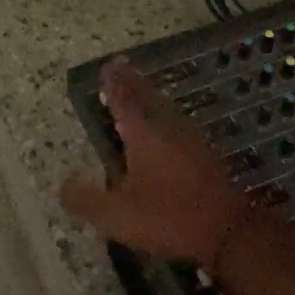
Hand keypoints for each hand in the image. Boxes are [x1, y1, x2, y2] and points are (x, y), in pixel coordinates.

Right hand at [60, 58, 249, 264]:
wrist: (229, 230)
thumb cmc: (169, 216)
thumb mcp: (118, 215)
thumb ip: (87, 200)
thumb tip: (64, 184)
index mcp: (144, 134)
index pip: (124, 99)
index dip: (114, 83)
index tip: (107, 65)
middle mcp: (168, 128)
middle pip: (148, 97)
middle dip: (132, 82)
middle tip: (122, 67)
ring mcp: (191, 140)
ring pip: (166, 110)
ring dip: (150, 98)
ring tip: (139, 92)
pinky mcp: (206, 156)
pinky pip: (178, 126)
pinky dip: (165, 119)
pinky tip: (165, 130)